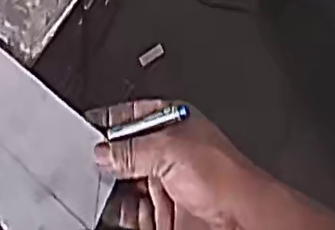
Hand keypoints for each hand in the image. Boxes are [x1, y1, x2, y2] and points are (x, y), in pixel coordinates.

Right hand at [87, 100, 265, 229]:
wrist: (245, 220)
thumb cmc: (225, 175)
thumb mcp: (168, 149)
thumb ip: (132, 150)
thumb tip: (104, 151)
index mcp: (173, 123)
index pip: (133, 115)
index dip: (111, 119)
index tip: (90, 124)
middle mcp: (170, 153)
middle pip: (128, 152)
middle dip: (108, 157)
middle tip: (89, 160)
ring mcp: (169, 185)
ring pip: (128, 184)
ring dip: (111, 187)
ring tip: (96, 186)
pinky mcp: (169, 216)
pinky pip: (135, 213)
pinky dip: (121, 212)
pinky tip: (111, 209)